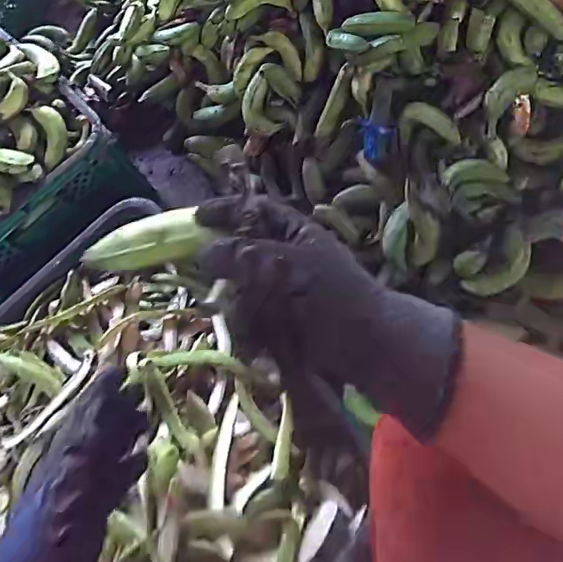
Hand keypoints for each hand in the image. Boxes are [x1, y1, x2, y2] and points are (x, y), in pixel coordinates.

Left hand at [0, 366, 146, 561]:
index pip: (83, 416)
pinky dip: (127, 469)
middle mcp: (69, 473)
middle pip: (96, 432)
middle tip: (144, 388)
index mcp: (60, 464)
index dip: (100, 391)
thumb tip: (100, 413)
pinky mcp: (87, 520)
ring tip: (147, 420)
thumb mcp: (63, 498)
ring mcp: (76, 497)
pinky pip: (110, 484)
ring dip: (125, 436)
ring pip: (105, 455)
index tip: (119, 366)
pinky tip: (141, 461)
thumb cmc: (40, 553)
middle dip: (119, 409)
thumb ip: (83, 456)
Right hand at [197, 197, 462, 438]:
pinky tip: (262, 351)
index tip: (194, 218)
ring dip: (241, 313)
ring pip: (241, 295)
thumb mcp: (286, 266)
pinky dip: (251, 336)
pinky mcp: (282, 327)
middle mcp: (286, 259)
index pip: (254, 210)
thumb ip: (242, 255)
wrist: (368, 347)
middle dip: (226, 274)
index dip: (225, 210)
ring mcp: (283, 294)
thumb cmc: (333, 296)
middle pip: (240, 257)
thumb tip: (203, 250)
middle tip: (215, 287)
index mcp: (295, 232)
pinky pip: (252, 325)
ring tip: (253, 329)